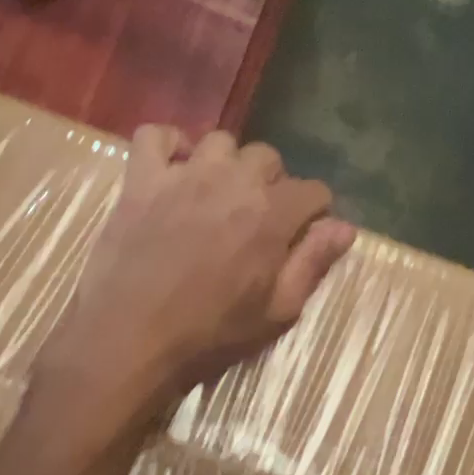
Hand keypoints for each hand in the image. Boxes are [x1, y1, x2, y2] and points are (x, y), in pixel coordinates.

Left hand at [38, 126, 356, 409]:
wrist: (129, 339)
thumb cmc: (208, 335)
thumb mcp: (276, 313)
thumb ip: (312, 264)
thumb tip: (344, 227)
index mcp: (272, 215)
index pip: (313, 191)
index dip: (313, 212)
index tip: (301, 233)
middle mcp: (232, 181)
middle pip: (267, 158)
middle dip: (271, 184)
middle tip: (254, 219)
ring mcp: (183, 175)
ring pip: (219, 141)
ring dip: (225, 163)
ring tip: (215, 194)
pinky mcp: (140, 179)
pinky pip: (154, 135)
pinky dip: (167, 144)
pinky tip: (172, 169)